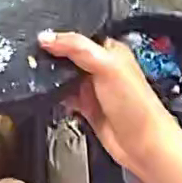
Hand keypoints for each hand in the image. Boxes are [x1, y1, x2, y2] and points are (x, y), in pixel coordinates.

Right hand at [38, 31, 181, 171]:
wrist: (144, 147)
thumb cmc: (137, 106)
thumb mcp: (105, 66)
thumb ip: (76, 47)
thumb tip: (47, 37)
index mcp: (109, 50)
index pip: (78, 35)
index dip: (59, 35)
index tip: (41, 38)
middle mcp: (100, 67)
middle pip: (68, 54)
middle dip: (53, 55)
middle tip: (37, 56)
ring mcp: (92, 87)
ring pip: (64, 75)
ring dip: (52, 76)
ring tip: (42, 74)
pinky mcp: (86, 106)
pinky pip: (63, 95)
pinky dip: (55, 95)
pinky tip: (51, 95)